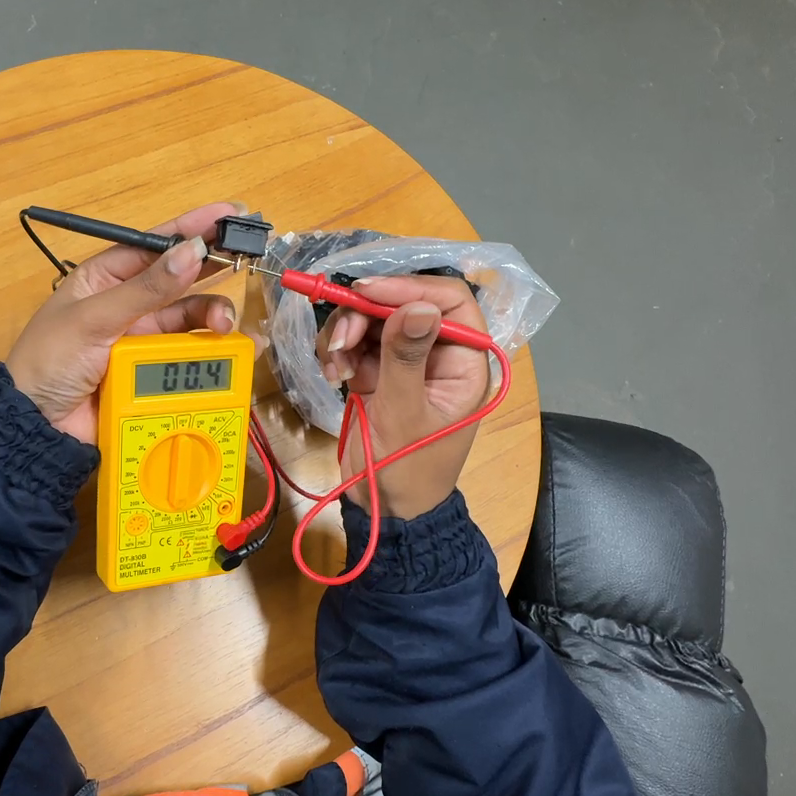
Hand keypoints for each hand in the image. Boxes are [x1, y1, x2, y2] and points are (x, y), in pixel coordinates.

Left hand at [7, 203, 241, 442]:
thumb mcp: (93, 318)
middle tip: (247, 260)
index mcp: (103, 278)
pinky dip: (211, 349)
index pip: (153, 244)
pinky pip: (188, 354)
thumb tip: (194, 251)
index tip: (231, 214)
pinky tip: (230, 346)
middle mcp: (126, 304)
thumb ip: (145, 289)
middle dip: (212, 268)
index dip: (191, 228)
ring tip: (224, 323)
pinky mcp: (151, 372)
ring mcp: (140, 338)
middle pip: (178, 279)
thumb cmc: (50, 361)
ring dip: (211, 313)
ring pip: (188, 317)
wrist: (38, 427)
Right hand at [316, 275, 490, 518]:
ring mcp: (403, 363)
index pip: (448, 300)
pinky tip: (332, 374)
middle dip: (365, 315)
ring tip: (334, 365)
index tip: (365, 291)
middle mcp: (436, 354)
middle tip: (340, 339)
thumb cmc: (406, 467)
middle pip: (401, 305)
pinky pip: (354, 344)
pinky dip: (338, 352)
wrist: (383, 508)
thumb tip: (417, 306)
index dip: (408, 287)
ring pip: (372, 321)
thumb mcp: (404, 413)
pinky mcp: (375, 374)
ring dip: (346, 335)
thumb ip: (406, 357)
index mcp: (463, 361)